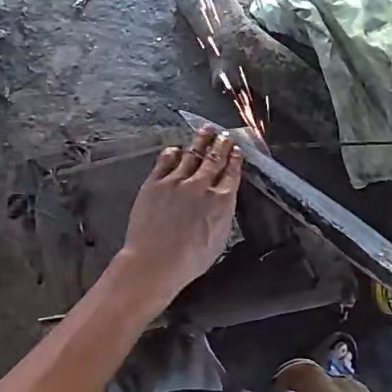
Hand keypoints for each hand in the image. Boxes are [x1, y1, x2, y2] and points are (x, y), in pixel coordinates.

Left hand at [114, 127, 242, 305]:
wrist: (154, 261)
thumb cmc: (189, 260)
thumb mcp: (219, 240)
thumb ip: (222, 216)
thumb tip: (223, 203)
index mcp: (222, 201)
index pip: (232, 173)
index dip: (235, 160)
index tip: (236, 151)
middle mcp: (202, 186)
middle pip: (215, 158)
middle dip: (221, 144)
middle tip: (224, 134)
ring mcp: (177, 182)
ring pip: (192, 154)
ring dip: (201, 140)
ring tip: (206, 130)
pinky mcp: (154, 183)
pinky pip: (166, 161)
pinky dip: (173, 152)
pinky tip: (176, 149)